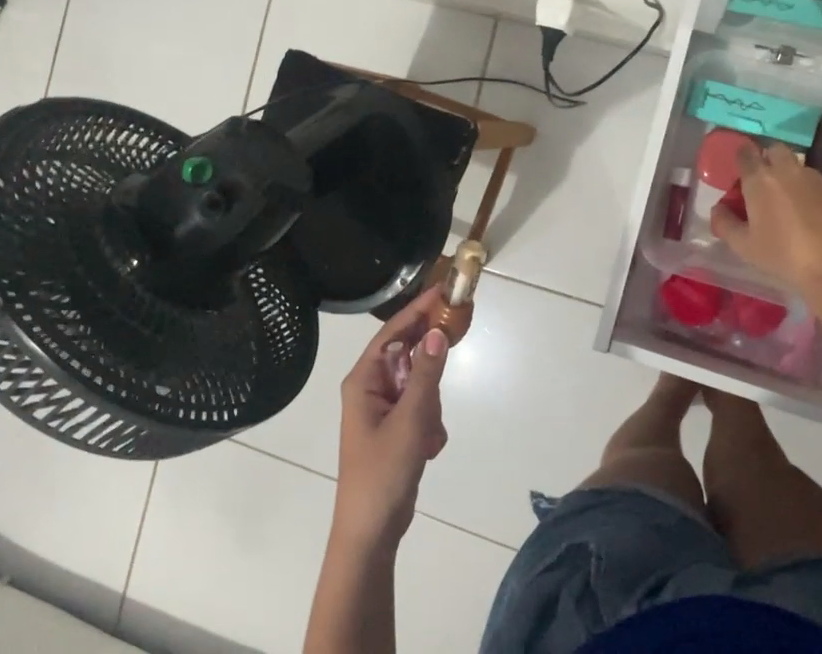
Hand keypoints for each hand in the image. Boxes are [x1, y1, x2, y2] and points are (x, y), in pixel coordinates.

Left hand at [333, 285, 450, 552]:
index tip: (445, 291)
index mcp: (363, 381)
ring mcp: (383, 411)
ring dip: (431, 407)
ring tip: (427, 436)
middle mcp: (370, 390)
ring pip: (419, 386)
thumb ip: (426, 375)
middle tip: (458, 341)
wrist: (371, 531)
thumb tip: (437, 332)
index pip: (392, 333)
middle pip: (408, 356)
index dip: (417, 310)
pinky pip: (422, 411)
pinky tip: (428, 450)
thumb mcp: (409, 421)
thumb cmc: (383, 472)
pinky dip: (430, 426)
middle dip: (430, 365)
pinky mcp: (396, 430)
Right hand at [710, 142, 821, 299]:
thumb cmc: (782, 256)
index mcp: (761, 180)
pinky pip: (817, 183)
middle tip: (764, 187)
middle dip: (767, 160)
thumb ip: (724, 223)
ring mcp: (816, 179)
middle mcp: (788, 171)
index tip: (740, 177)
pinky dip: (810, 192)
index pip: (745, 152)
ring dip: (790, 177)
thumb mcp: (743, 246)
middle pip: (775, 150)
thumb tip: (718, 208)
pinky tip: (812, 217)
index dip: (741, 160)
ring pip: (798, 167)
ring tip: (790, 206)